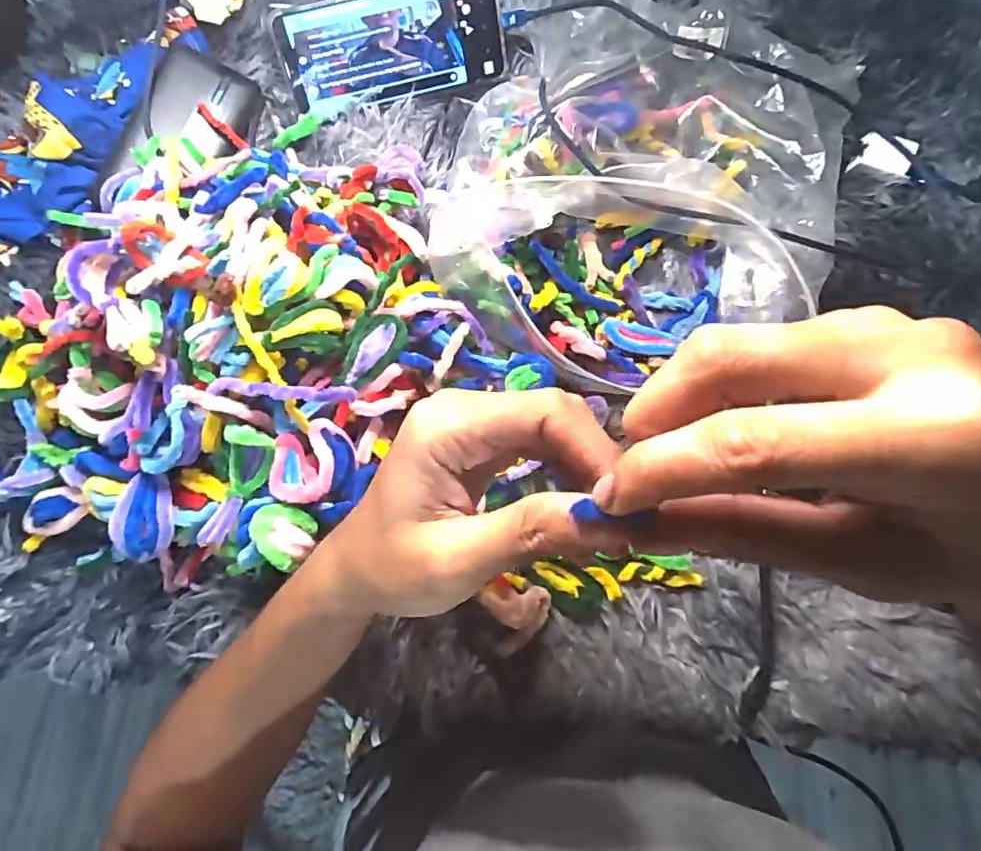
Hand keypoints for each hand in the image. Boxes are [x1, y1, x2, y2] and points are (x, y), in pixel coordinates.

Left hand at [301, 389, 624, 619]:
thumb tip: (609, 520)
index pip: (542, 411)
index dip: (592, 449)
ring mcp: (472, 420)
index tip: (624, 503)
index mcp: (448, 424)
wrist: (353, 573)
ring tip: (610, 515)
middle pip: (552, 411)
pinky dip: (566, 470)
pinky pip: (538, 442)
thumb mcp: (457, 560)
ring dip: (585, 466)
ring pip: (551, 425)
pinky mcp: (480, 440)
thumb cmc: (392, 570)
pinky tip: (582, 504)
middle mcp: (463, 407)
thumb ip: (529, 532)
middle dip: (594, 459)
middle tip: (627, 515)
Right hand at [594, 307, 980, 725]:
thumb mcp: (852, 567)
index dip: (664, 466)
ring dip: (684, 393)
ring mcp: (897, 319)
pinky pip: (769, 340)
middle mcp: (915, 351)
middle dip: (657, 409)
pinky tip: (725, 420)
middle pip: (732, 359)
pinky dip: (724, 382)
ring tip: (673, 447)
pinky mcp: (878, 314)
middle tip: (629, 463)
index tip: (609, 496)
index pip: (757, 440)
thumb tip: (630, 522)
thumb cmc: (977, 570)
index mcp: (938, 439)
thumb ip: (735, 531)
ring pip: (742, 340)